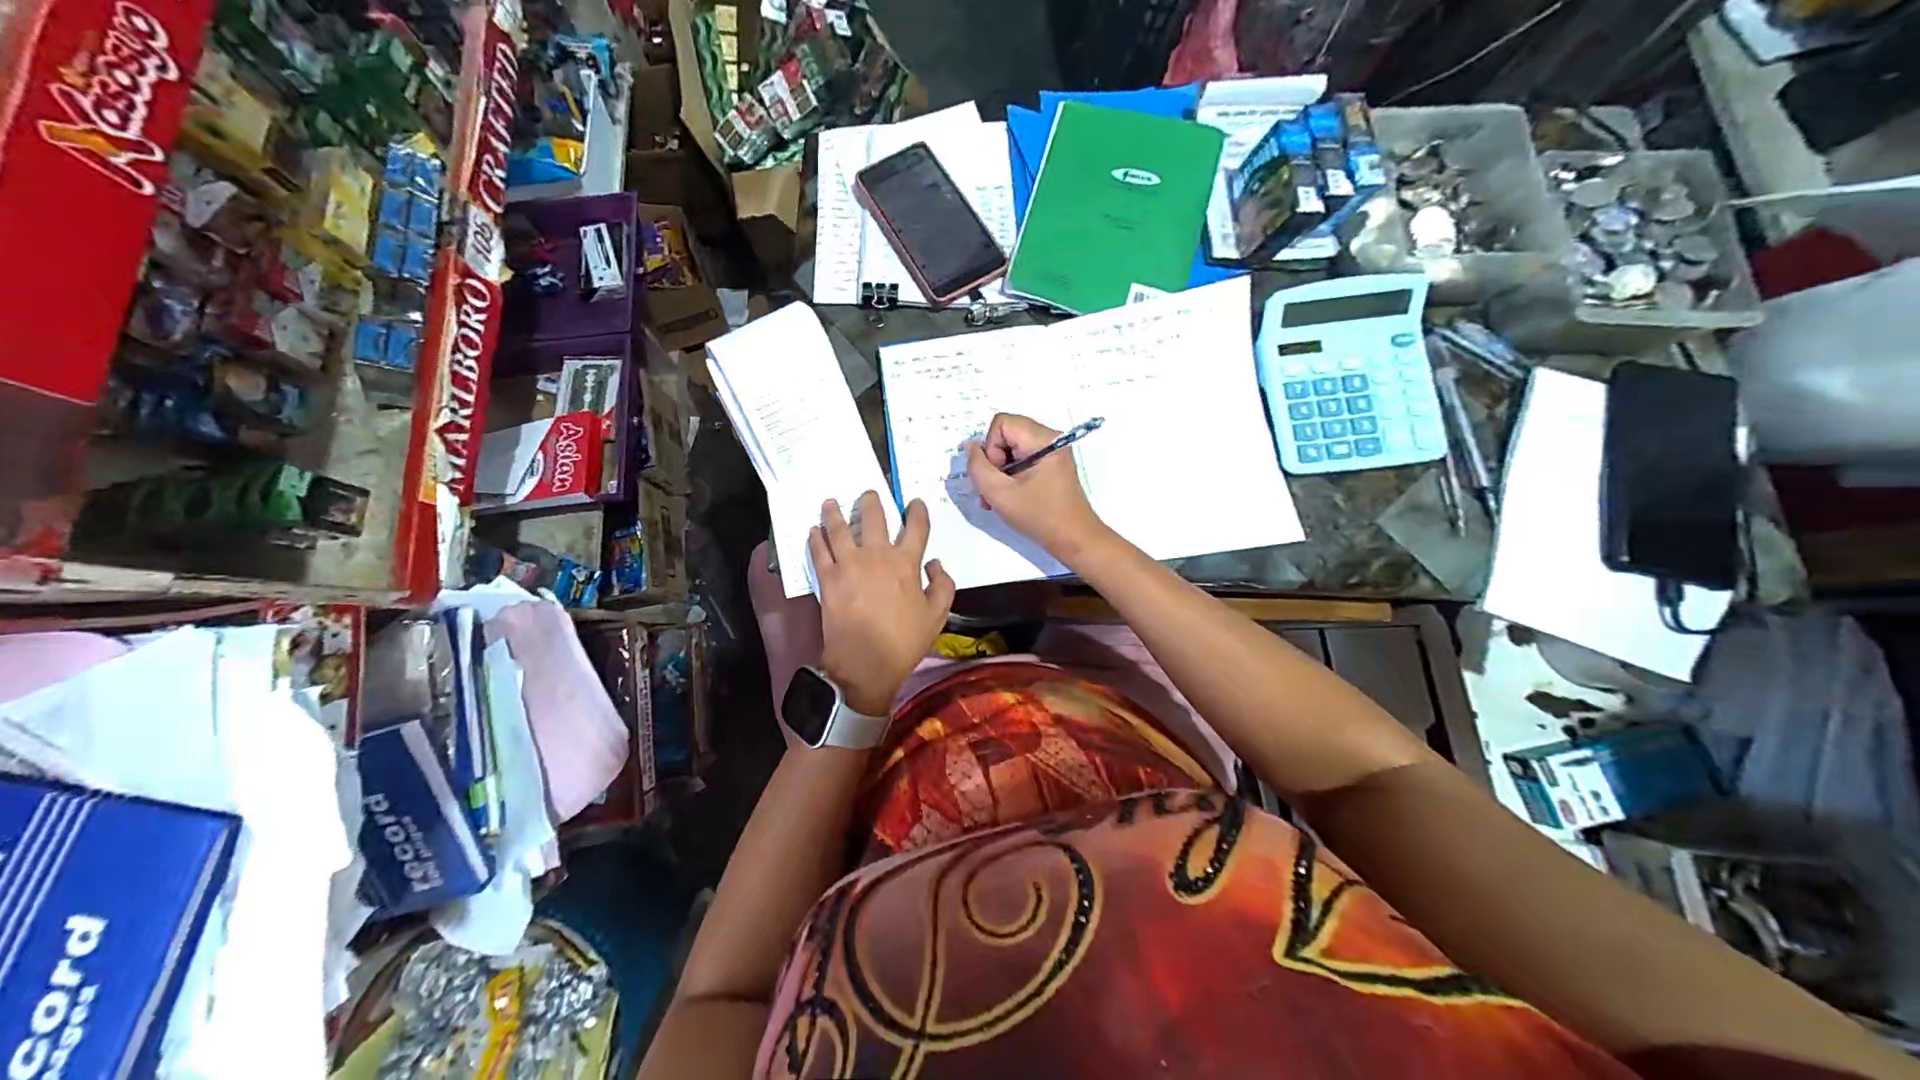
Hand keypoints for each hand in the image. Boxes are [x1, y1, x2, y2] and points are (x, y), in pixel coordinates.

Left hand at [810, 492, 955, 715]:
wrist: (865, 662)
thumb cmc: (904, 641)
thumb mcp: (938, 616)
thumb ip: (943, 585)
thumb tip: (935, 563)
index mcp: (906, 563)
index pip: (916, 527)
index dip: (917, 511)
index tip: (914, 502)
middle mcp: (877, 555)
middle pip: (873, 517)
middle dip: (871, 501)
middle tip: (868, 494)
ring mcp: (849, 564)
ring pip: (839, 528)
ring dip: (835, 512)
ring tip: (831, 502)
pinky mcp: (827, 578)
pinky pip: (819, 550)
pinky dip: (815, 538)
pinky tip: (813, 530)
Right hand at [964, 413, 1107, 561]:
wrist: (1073, 539)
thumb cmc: (1039, 516)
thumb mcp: (999, 493)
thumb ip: (978, 467)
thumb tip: (970, 446)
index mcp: (1044, 440)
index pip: (1001, 423)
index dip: (991, 447)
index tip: (996, 475)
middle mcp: (1049, 439)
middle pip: (1005, 434)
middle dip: (992, 461)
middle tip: (992, 489)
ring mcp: (1051, 452)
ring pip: (1010, 448)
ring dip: (998, 472)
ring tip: (995, 499)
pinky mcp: (1049, 465)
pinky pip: (1021, 459)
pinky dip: (1009, 476)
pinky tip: (1006, 497)